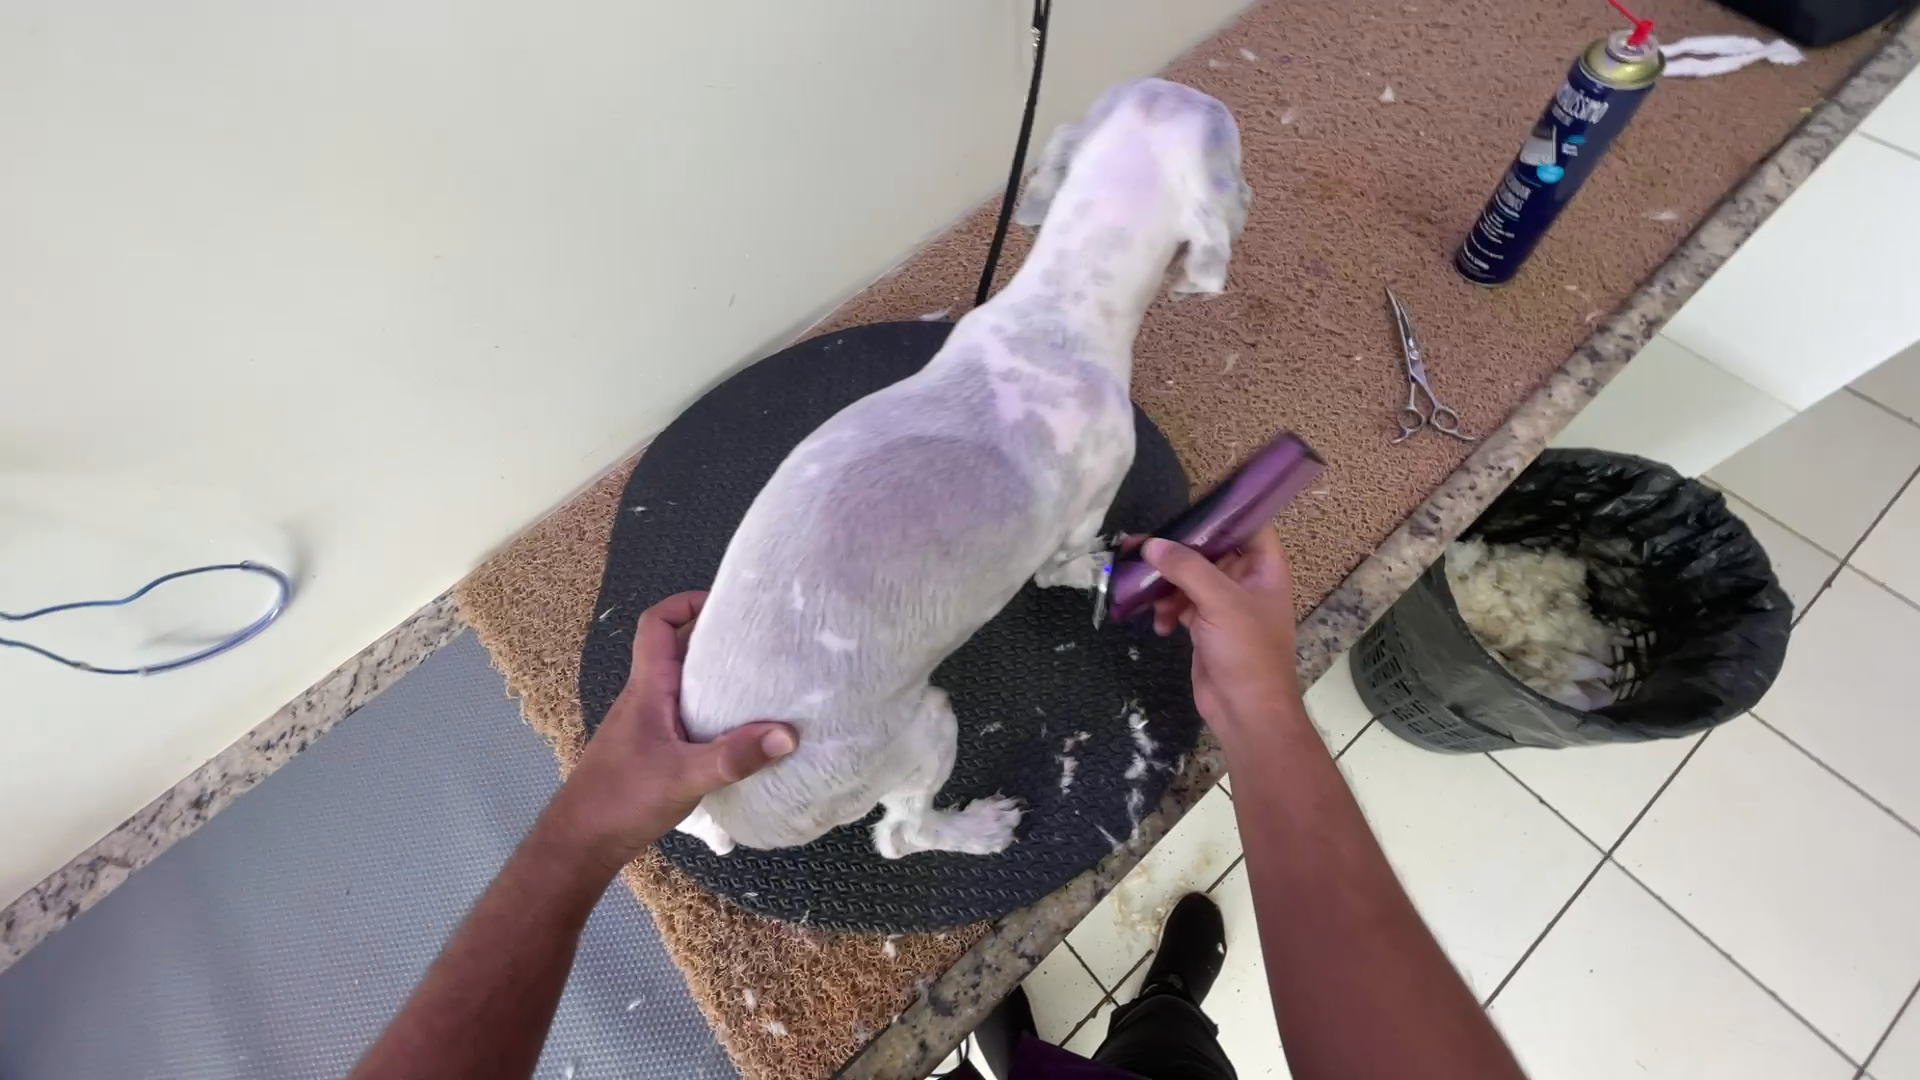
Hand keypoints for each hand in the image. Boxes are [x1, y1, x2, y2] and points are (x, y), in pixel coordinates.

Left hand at [543, 592, 795, 873]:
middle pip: (677, 648)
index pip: (656, 624)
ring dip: (715, 673)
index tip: (726, 605)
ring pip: (682, 681)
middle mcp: (646, 696)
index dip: (686, 603)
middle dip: (716, 637)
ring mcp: (647, 722)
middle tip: (760, 640)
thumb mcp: (685, 776)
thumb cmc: (622, 799)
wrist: (578, 845)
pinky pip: (685, 709)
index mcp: (649, 688)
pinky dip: (711, 706)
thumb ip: (735, 756)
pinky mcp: (653, 746)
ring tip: (759, 678)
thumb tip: (789, 734)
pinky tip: (738, 726)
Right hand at [1140, 527, 1301, 735]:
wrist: (1245, 712)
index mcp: (1265, 570)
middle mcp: (1246, 583)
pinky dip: (1166, 610)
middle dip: (1177, 552)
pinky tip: (1159, 624)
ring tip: (1141, 588)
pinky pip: (1180, 604)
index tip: (1188, 509)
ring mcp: (1225, 606)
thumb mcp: (1219, 602)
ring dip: (1166, 584)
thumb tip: (1150, 544)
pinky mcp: (1205, 627)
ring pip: (1190, 579)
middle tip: (1142, 546)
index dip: (1224, 516)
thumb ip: (1185, 568)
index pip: (1249, 527)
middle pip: (1210, 552)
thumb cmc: (1247, 652)